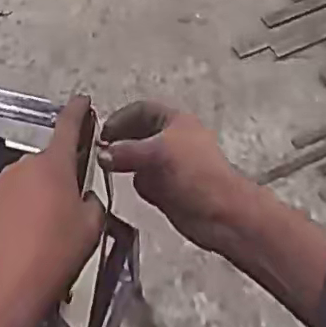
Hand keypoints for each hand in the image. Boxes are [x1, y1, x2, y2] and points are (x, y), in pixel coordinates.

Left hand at [0, 95, 106, 321]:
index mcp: (53, 164)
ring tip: (45, 234)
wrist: (9, 289)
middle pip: (48, 163)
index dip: (78, 111)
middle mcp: (24, 164)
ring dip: (37, 198)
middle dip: (59, 181)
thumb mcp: (92, 228)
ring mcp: (1, 182)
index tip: (82, 100)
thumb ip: (92, 201)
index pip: (68, 126)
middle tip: (69, 213)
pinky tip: (25, 239)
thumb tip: (85, 197)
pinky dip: (18, 212)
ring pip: (27, 183)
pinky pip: (9, 199)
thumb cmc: (55, 255)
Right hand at [97, 100, 259, 254]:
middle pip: (138, 134)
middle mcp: (172, 140)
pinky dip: (140, 184)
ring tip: (111, 167)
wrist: (224, 216)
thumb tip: (102, 155)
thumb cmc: (196, 173)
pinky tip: (134, 187)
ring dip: (127, 163)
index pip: (140, 110)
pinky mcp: (169, 189)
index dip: (120, 118)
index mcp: (175, 121)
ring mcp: (171, 166)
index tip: (102, 132)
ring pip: (139, 159)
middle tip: (101, 150)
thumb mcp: (157, 153)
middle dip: (121, 142)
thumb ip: (126, 151)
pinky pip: (145, 182)